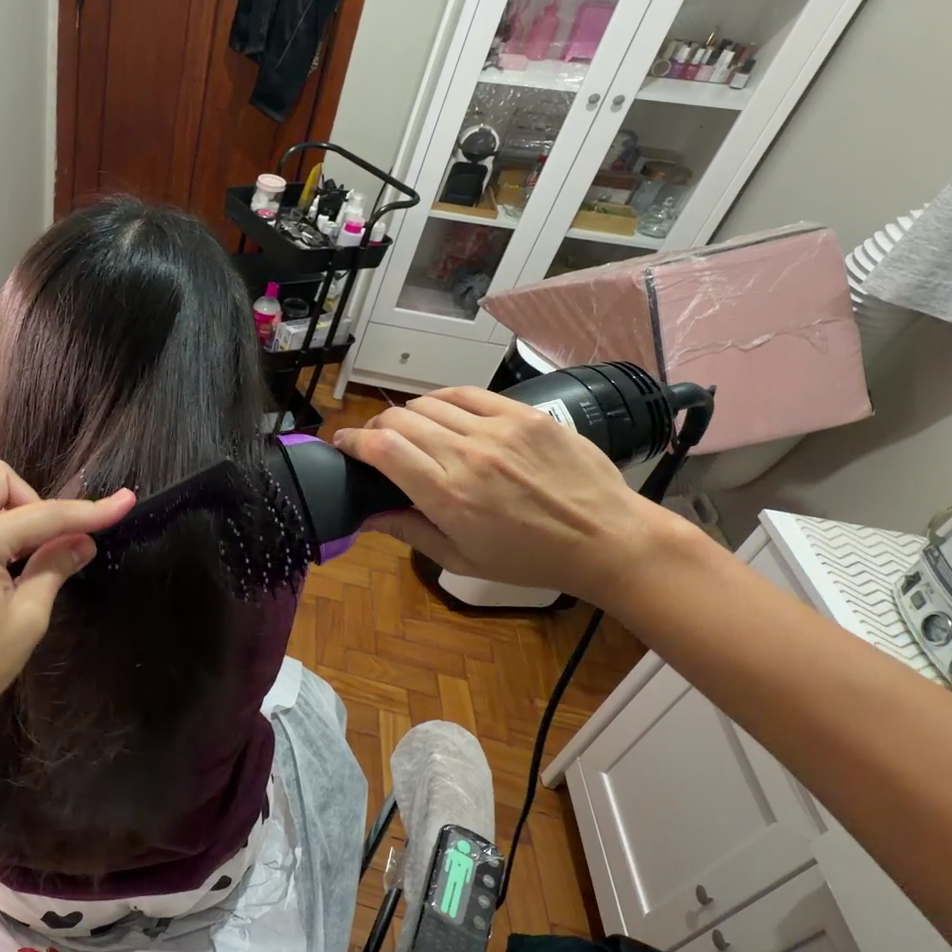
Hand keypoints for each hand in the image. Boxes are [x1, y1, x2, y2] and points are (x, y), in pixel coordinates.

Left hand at [0, 460, 134, 745]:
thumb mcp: (26, 619)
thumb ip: (54, 568)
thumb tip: (82, 542)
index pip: (44, 514)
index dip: (89, 511)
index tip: (124, 503)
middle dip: (34, 500)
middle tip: (50, 543)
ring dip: (14, 514)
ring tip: (30, 560)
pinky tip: (6, 569)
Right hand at [331, 385, 685, 604]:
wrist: (608, 539)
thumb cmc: (530, 559)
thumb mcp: (461, 558)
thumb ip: (408, 531)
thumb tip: (365, 515)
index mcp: (448, 496)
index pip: (381, 449)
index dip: (352, 441)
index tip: (342, 445)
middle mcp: (468, 456)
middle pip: (398, 420)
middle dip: (375, 429)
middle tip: (375, 443)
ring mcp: (498, 430)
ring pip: (427, 404)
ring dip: (406, 415)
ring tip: (408, 429)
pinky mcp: (524, 415)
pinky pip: (466, 393)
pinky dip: (440, 399)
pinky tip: (438, 411)